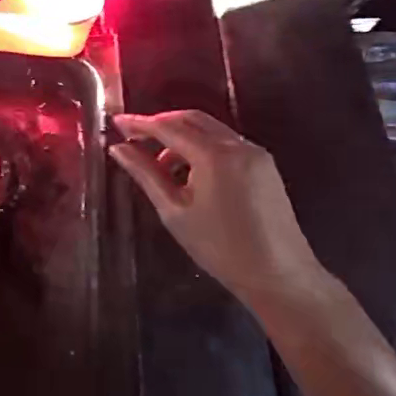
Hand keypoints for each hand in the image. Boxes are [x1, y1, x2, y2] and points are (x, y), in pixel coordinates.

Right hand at [108, 111, 322, 301]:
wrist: (280, 276)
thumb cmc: (220, 248)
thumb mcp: (174, 212)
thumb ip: (146, 174)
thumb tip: (119, 149)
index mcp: (215, 156)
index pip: (169, 127)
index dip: (139, 123)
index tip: (116, 122)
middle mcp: (238, 145)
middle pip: (192, 119)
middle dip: (161, 123)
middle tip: (133, 136)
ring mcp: (256, 153)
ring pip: (210, 130)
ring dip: (181, 136)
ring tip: (158, 163)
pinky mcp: (265, 165)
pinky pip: (226, 143)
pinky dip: (202, 147)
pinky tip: (188, 171)